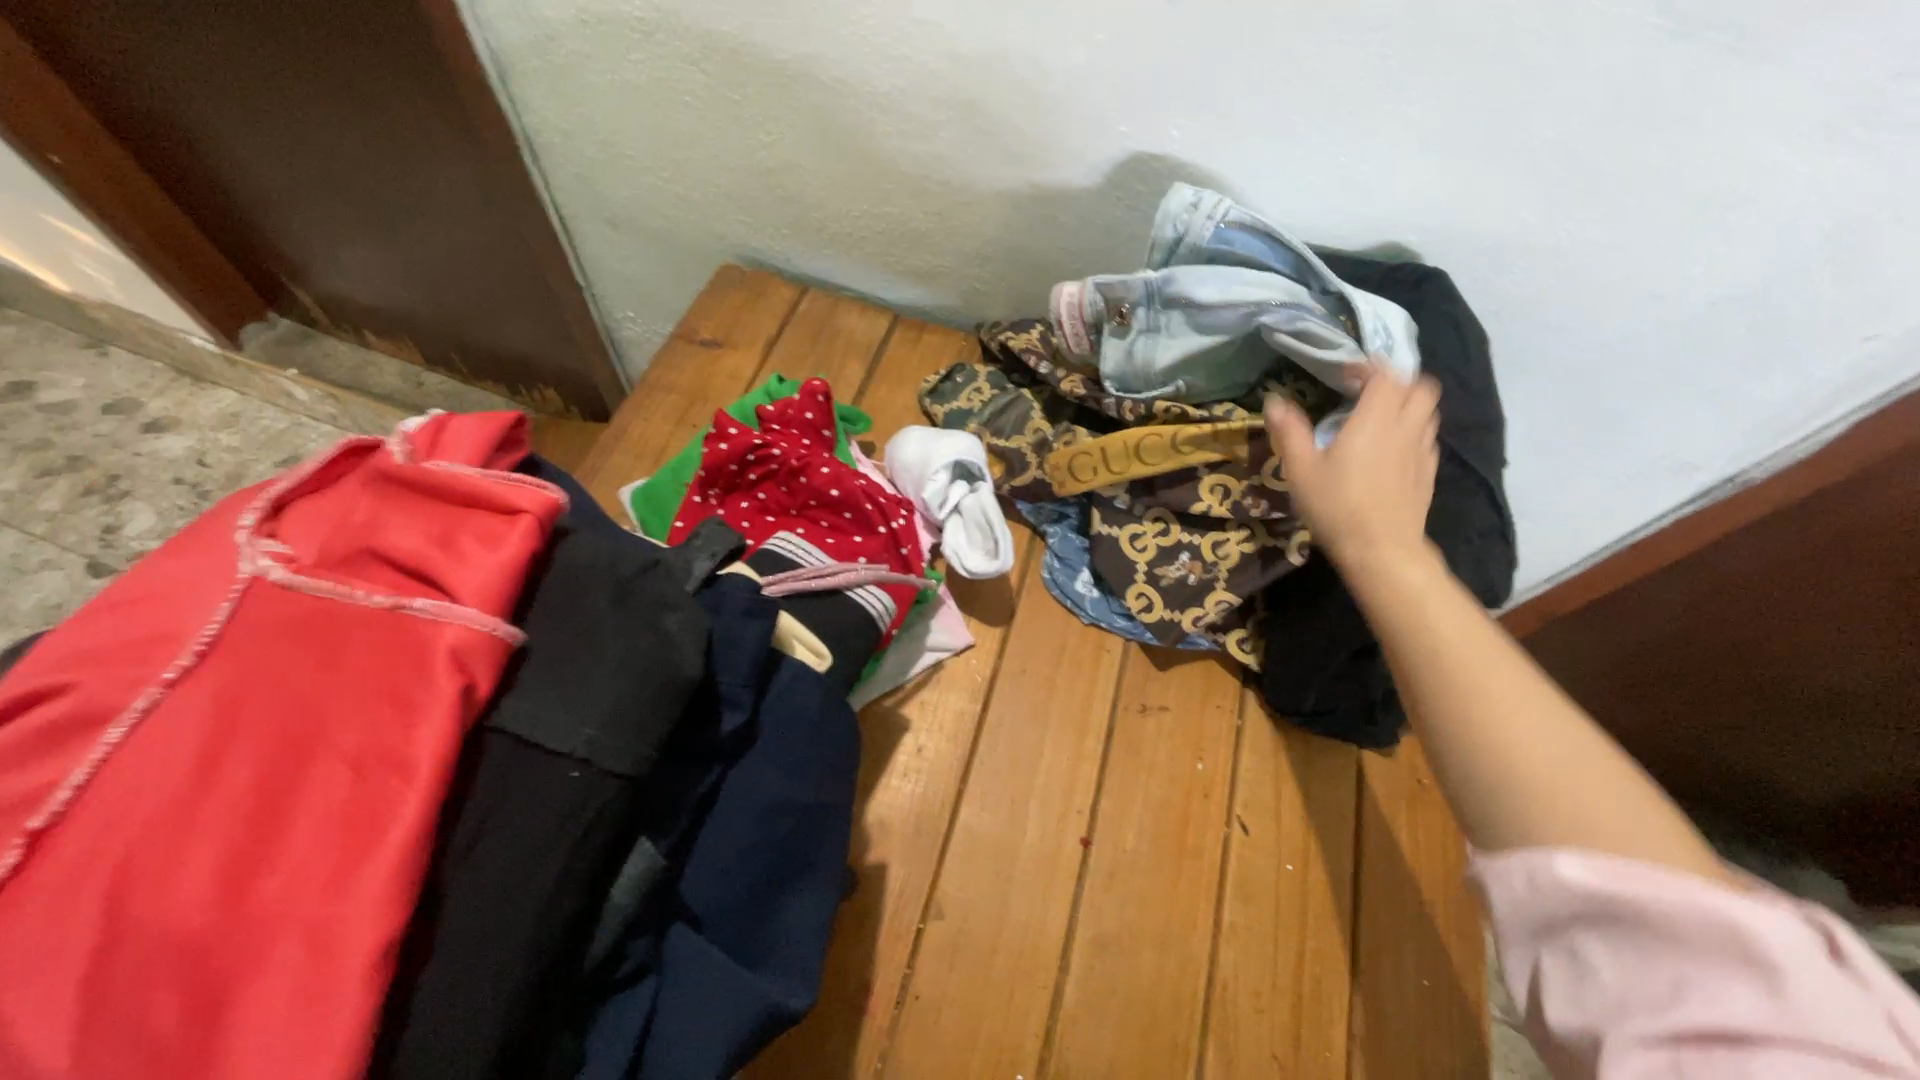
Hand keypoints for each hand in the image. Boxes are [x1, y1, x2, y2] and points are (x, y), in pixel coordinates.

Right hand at [1265, 368, 1440, 573]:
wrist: (1381, 550)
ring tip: (1381, 419)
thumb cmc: (1336, 506)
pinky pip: (1427, 439)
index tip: (1346, 375)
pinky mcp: (1429, 473)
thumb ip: (1289, 432)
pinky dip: (1413, 433)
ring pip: (1428, 411)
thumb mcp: (1301, 470)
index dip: (1369, 367)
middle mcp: (1405, 427)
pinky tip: (1391, 452)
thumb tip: (1274, 401)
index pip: (1386, 374)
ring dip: (1408, 406)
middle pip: (1420, 386)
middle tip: (1369, 393)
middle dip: (1398, 381)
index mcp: (1375, 419)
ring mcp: (1422, 451)